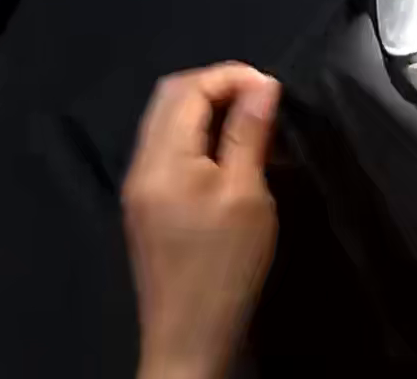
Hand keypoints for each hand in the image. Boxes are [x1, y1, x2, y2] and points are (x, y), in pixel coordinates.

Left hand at [123, 64, 282, 378]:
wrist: (191, 340)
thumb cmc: (225, 264)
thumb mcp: (247, 192)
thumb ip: (250, 131)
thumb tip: (264, 83)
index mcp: (162, 162)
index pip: (189, 88)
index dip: (233, 75)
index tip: (273, 89)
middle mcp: (143, 166)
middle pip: (173, 95)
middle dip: (222, 84)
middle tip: (264, 98)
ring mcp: (144, 185)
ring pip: (172, 117)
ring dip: (215, 105)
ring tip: (257, 121)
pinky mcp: (152, 200)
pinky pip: (175, 143)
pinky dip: (206, 130)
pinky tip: (238, 149)